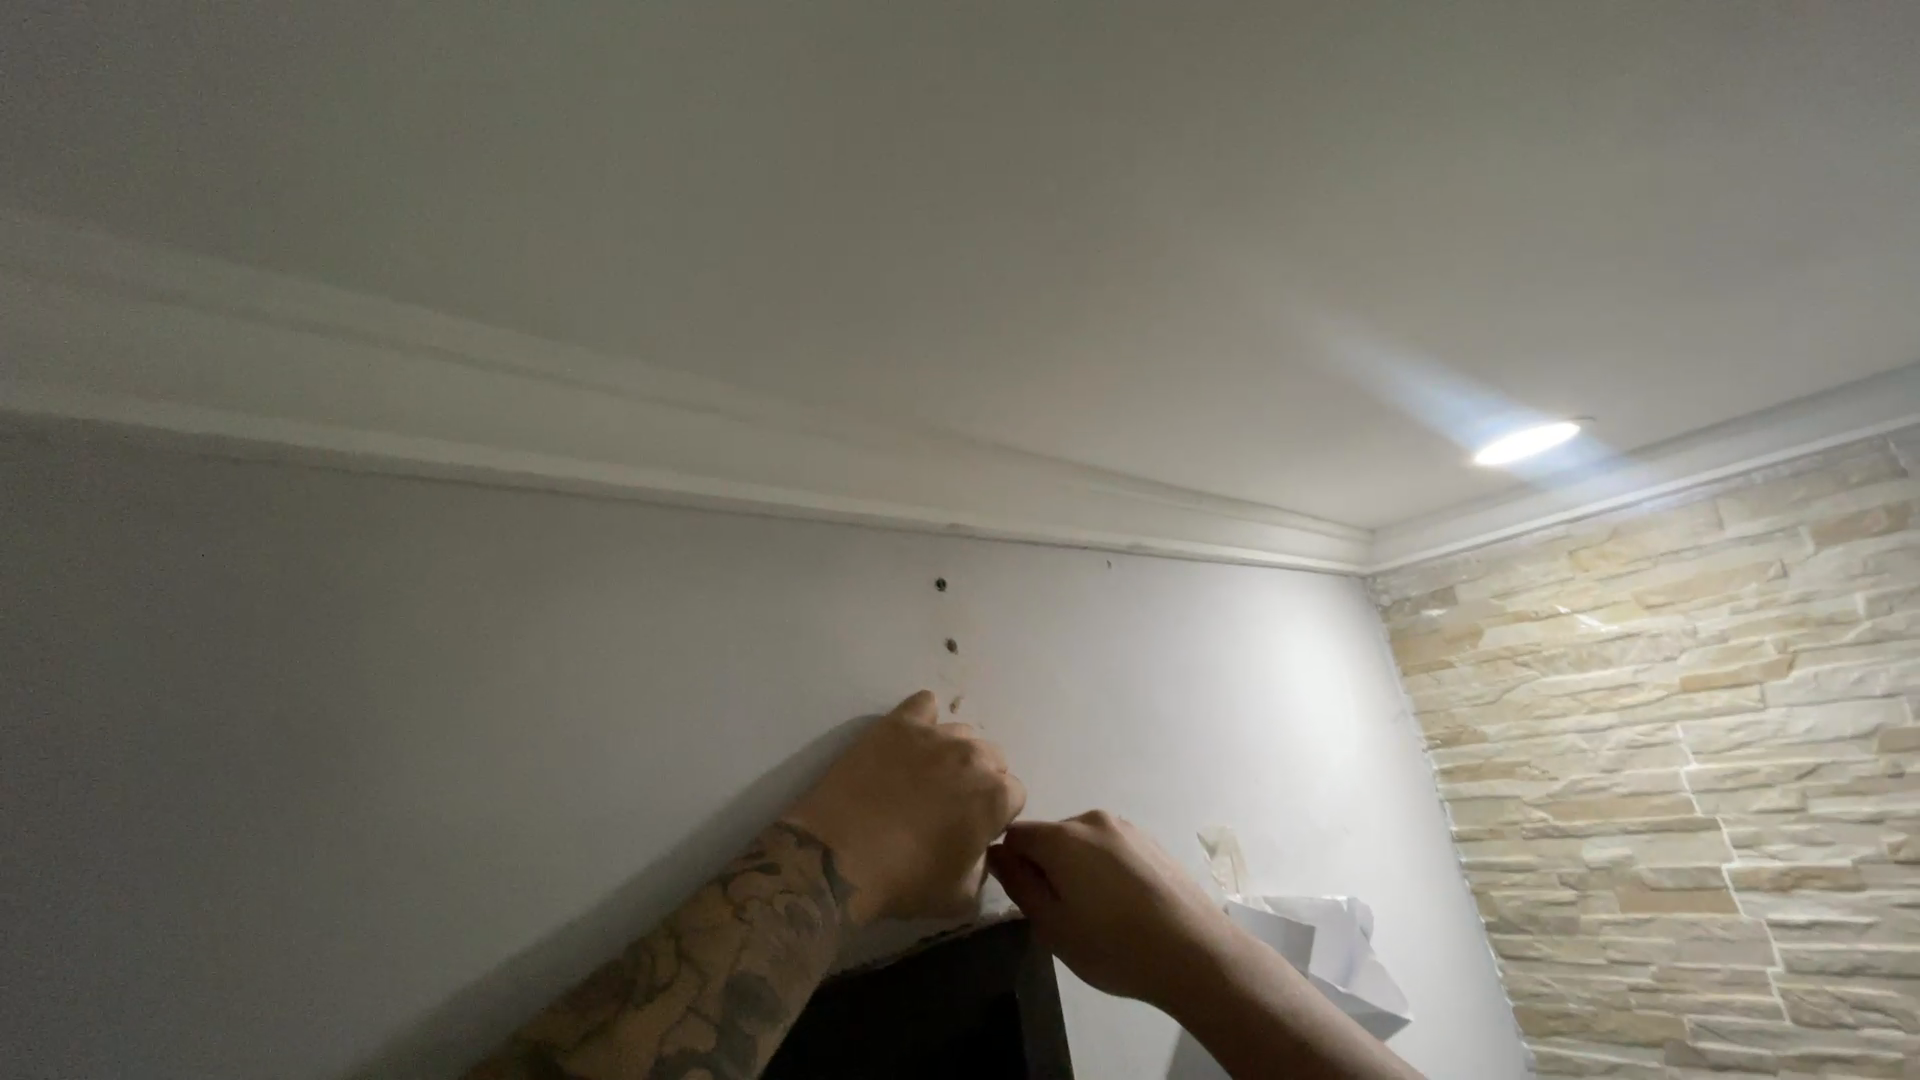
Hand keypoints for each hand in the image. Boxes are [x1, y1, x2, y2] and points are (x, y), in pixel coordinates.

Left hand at [782, 690, 1025, 923]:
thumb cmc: (903, 881)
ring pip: (961, 734)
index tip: (973, 829)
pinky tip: (909, 743)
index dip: (996, 814)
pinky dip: (924, 720)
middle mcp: (973, 756)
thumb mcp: (961, 896)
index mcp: (995, 796)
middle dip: (979, 779)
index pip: (1014, 795)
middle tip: (948, 804)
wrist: (838, 857)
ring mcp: (935, 734)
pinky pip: (924, 705)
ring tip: (924, 777)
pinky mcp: (899, 722)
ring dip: (953, 754)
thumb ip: (984, 867)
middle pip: (992, 758)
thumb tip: (979, 848)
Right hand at [987, 810, 1238, 1009]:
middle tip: (1064, 915)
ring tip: (1099, 915)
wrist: (1196, 952)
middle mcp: (1091, 820)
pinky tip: (1126, 907)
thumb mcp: (1052, 926)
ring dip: (1078, 870)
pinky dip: (1106, 871)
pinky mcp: (1150, 841)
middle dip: (1047, 868)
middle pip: (1050, 837)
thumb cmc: (1114, 946)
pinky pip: (1111, 849)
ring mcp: (1125, 828)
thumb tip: (996, 854)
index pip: (1015, 835)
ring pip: (1082, 844)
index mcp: (1061, 837)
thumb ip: (1018, 884)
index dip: (1013, 866)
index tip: (1029, 900)